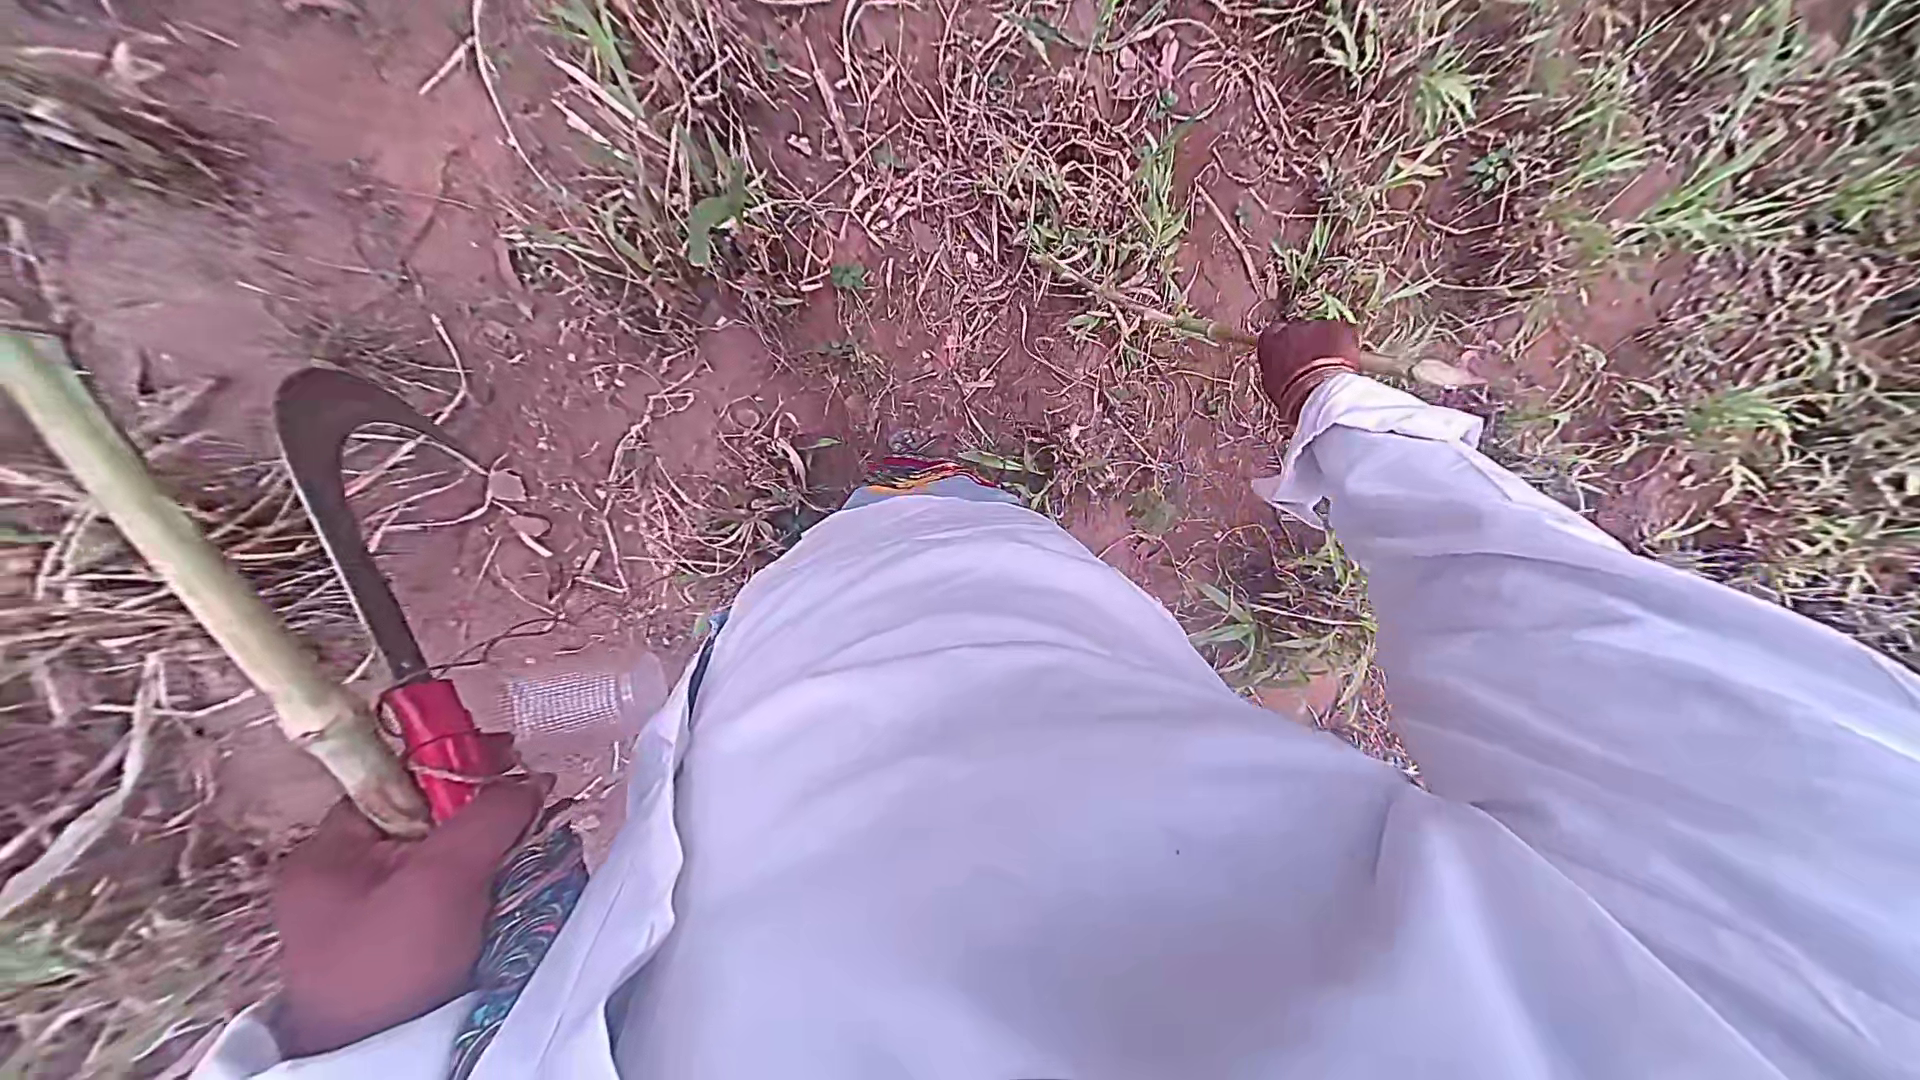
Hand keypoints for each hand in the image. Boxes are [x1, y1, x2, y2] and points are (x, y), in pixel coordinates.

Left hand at [272, 766, 544, 1057]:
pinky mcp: (424, 923)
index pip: (396, 777)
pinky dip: (504, 861)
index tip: (506, 755)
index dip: (451, 759)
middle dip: (490, 800)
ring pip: (460, 839)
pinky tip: (528, 863)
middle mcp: (355, 870)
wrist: (394, 1057)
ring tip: (538, 831)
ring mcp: (389, 900)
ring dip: (504, 832)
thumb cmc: (395, 964)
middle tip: (531, 797)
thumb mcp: (443, 875)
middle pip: (436, 807)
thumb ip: (490, 811)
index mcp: (331, 853)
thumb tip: (533, 776)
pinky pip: (470, 872)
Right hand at [1256, 320, 1361, 424]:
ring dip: (1323, 342)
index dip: (1282, 343)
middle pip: (1298, 329)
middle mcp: (1290, 328)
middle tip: (1310, 358)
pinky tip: (1341, 360)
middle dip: (1304, 340)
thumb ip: (1275, 365)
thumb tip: (1281, 364)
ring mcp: (1316, 325)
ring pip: (1320, 330)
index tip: (1288, 351)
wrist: (1317, 390)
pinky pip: (1340, 333)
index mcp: (1269, 340)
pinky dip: (1342, 343)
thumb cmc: (1290, 392)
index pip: (1273, 333)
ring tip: (1328, 362)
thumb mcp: (1272, 380)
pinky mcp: (1338, 327)